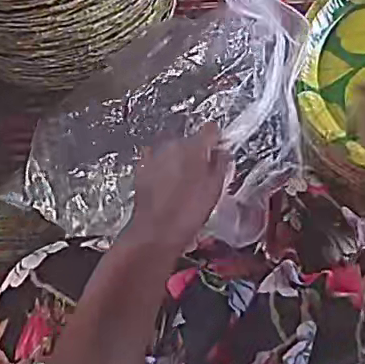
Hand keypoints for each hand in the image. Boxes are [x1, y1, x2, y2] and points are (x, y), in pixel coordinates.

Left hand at [121, 125, 231, 255]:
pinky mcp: (142, 168)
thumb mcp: (215, 188)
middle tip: (203, 173)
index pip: (210, 130)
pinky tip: (168, 185)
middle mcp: (173, 146)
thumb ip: (221, 163)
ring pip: (173, 150)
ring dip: (179, 160)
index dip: (217, 139)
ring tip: (185, 183)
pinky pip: (157, 161)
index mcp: (195, 147)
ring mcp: (155, 156)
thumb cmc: (187, 214)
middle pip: (190, 140)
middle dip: (197, 153)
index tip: (219, 148)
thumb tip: (222, 152)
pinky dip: (163, 167)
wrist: (156, 233)